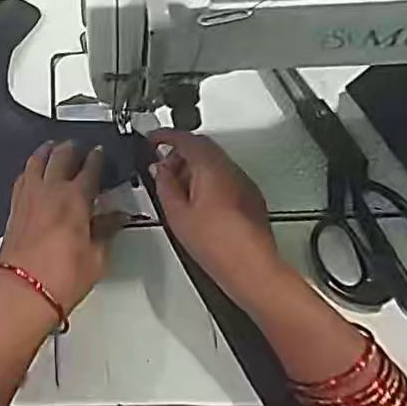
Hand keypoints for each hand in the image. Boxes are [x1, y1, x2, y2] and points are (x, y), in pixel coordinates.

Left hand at [0, 141, 123, 323]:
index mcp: (75, 198)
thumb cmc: (58, 278)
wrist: (24, 291)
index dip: (97, 157)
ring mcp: (29, 195)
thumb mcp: (97, 257)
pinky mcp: (15, 206)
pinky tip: (32, 170)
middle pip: (61, 155)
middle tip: (79, 146)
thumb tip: (114, 219)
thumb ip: (107, 231)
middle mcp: (50, 190)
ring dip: (48, 151)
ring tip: (54, 147)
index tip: (99, 153)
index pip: (90, 168)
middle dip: (72, 148)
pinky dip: (31, 167)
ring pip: (37, 160)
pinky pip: (23, 176)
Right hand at [147, 130, 291, 311]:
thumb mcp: (176, 213)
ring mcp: (244, 182)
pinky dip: (209, 178)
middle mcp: (231, 170)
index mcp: (210, 167)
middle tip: (162, 164)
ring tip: (177, 186)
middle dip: (179, 151)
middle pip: (202, 146)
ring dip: (194, 165)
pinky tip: (198, 200)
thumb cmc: (219, 246)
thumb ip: (164, 184)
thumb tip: (160, 171)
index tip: (153, 140)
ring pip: (215, 161)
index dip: (165, 136)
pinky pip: (226, 176)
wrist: (252, 269)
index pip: (185, 138)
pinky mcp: (251, 196)